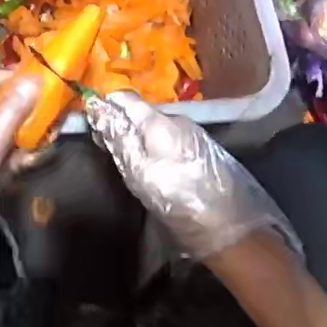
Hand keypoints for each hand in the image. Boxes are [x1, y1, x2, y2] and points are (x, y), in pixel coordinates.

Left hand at [0, 70, 41, 269]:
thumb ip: (14, 108)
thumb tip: (36, 77)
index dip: (11, 77)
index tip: (39, 82)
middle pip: (4, 105)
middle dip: (30, 107)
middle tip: (56, 109)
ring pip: (12, 131)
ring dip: (33, 131)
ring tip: (55, 133)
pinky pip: (13, 154)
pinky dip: (27, 153)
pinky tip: (43, 154)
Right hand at [84, 90, 302, 262]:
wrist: (234, 228)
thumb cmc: (179, 200)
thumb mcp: (140, 173)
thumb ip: (119, 140)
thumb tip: (99, 111)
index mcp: (158, 121)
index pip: (124, 98)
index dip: (106, 106)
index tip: (93, 123)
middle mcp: (177, 119)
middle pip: (141, 111)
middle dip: (122, 123)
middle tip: (108, 147)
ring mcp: (193, 132)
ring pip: (156, 125)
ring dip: (140, 136)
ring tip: (130, 159)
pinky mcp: (203, 147)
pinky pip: (170, 136)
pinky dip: (156, 145)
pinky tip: (155, 165)